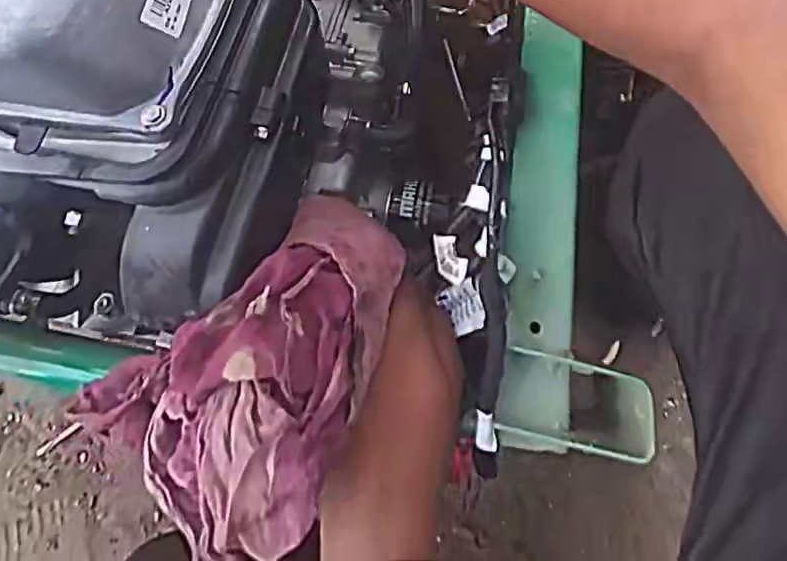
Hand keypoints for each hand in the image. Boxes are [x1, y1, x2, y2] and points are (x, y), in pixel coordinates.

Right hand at [319, 278, 462, 560]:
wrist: (383, 529)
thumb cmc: (357, 465)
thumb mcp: (339, 388)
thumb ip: (348, 333)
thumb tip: (348, 293)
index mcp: (419, 349)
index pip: (405, 281)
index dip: (376, 265)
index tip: (351, 257)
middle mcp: (443, 358)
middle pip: (419, 298)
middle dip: (388, 285)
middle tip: (352, 282)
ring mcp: (448, 381)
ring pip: (425, 321)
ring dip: (397, 311)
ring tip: (360, 310)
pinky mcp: (445, 402)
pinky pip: (428, 349)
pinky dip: (406, 339)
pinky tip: (376, 349)